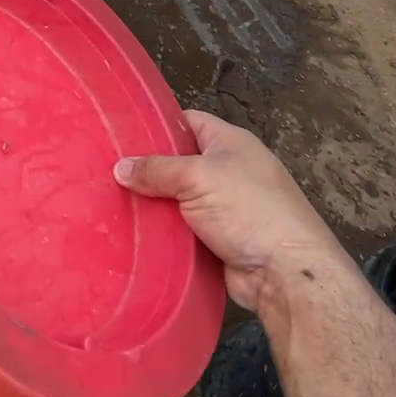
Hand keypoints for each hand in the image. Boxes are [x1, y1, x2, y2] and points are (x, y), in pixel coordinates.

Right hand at [114, 108, 349, 311]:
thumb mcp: (196, 177)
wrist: (286, 275)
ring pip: (178, 198)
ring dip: (153, 203)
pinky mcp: (220, 239)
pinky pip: (183, 227)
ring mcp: (226, 207)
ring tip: (112, 200)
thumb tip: (119, 168)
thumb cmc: (247, 209)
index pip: (188, 122)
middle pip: (179, 162)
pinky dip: (164, 230)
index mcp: (231, 143)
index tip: (122, 132)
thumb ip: (155, 169)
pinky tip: (134, 229)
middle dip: (148, 168)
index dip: (158, 124)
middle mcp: (230, 171)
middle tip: (109, 169)